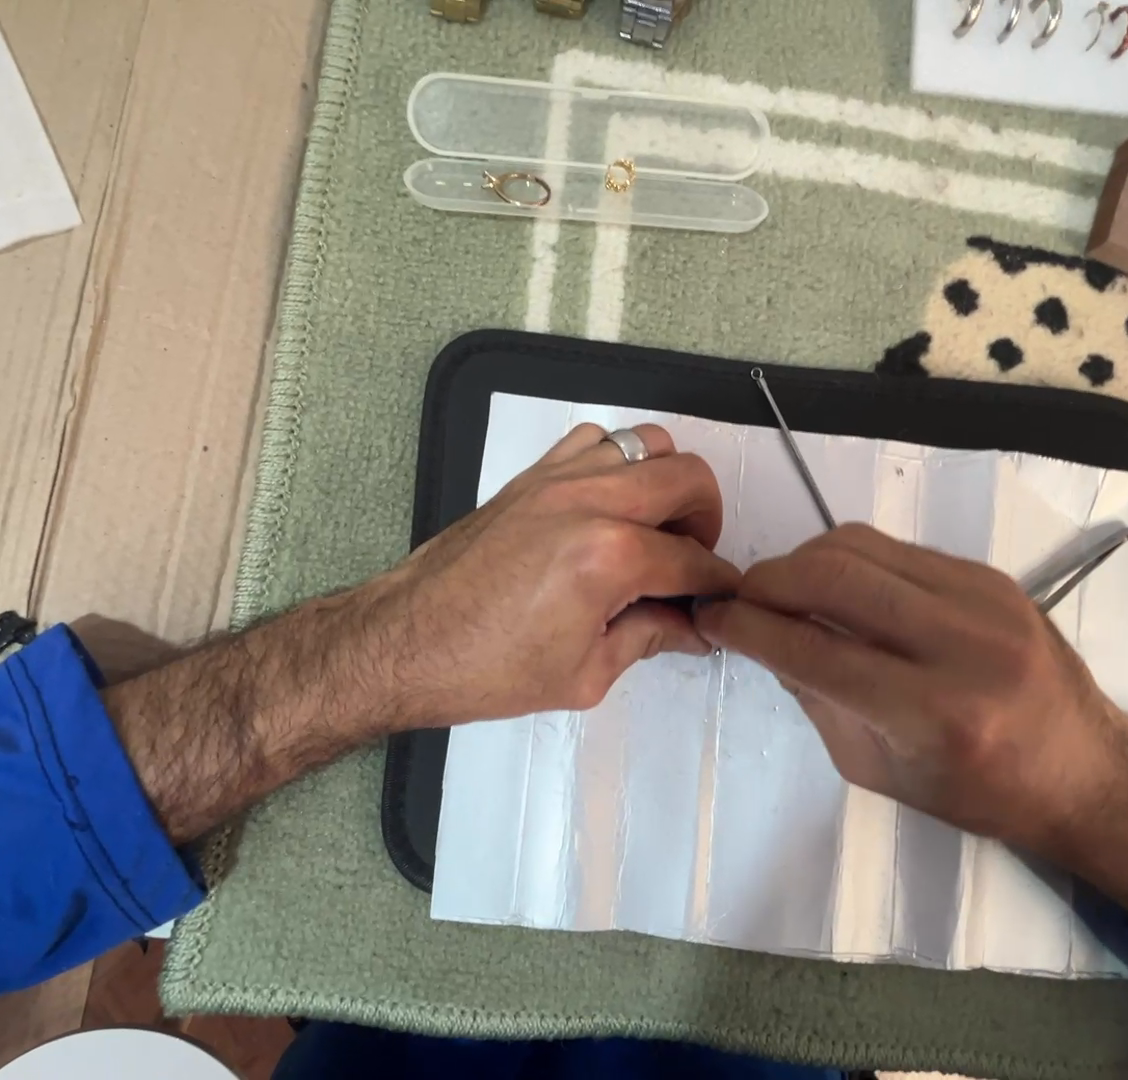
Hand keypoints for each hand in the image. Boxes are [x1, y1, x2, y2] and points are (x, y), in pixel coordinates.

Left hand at [379, 422, 740, 726]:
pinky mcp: (529, 477)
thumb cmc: (485, 669)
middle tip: (693, 561)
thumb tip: (688, 627)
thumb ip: (648, 637)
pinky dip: (617, 461)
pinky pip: (593, 440)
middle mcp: (587, 501)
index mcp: (608, 557)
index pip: (693, 561)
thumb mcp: (584, 674)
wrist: (407, 643)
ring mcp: (555, 480)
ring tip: (656, 528)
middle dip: (708, 521)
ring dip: (665, 482)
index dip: (718, 586)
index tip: (720, 600)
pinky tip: (608, 504)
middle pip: (686, 479)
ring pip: (644, 444)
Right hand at [696, 524, 1127, 952]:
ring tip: (784, 591)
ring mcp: (984, 599)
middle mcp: (963, 644)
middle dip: (765, 579)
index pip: (810, 647)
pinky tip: (836, 589)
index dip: (746, 626)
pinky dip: (845, 560)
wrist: (1085, 773)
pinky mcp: (990, 575)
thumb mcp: (872, 766)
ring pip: (858, 544)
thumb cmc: (973, 792)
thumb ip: (812, 694)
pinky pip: (892, 547)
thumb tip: (760, 636)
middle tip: (739, 598)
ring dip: (801, 561)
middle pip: (832, 576)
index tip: (709, 617)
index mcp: (933, 713)